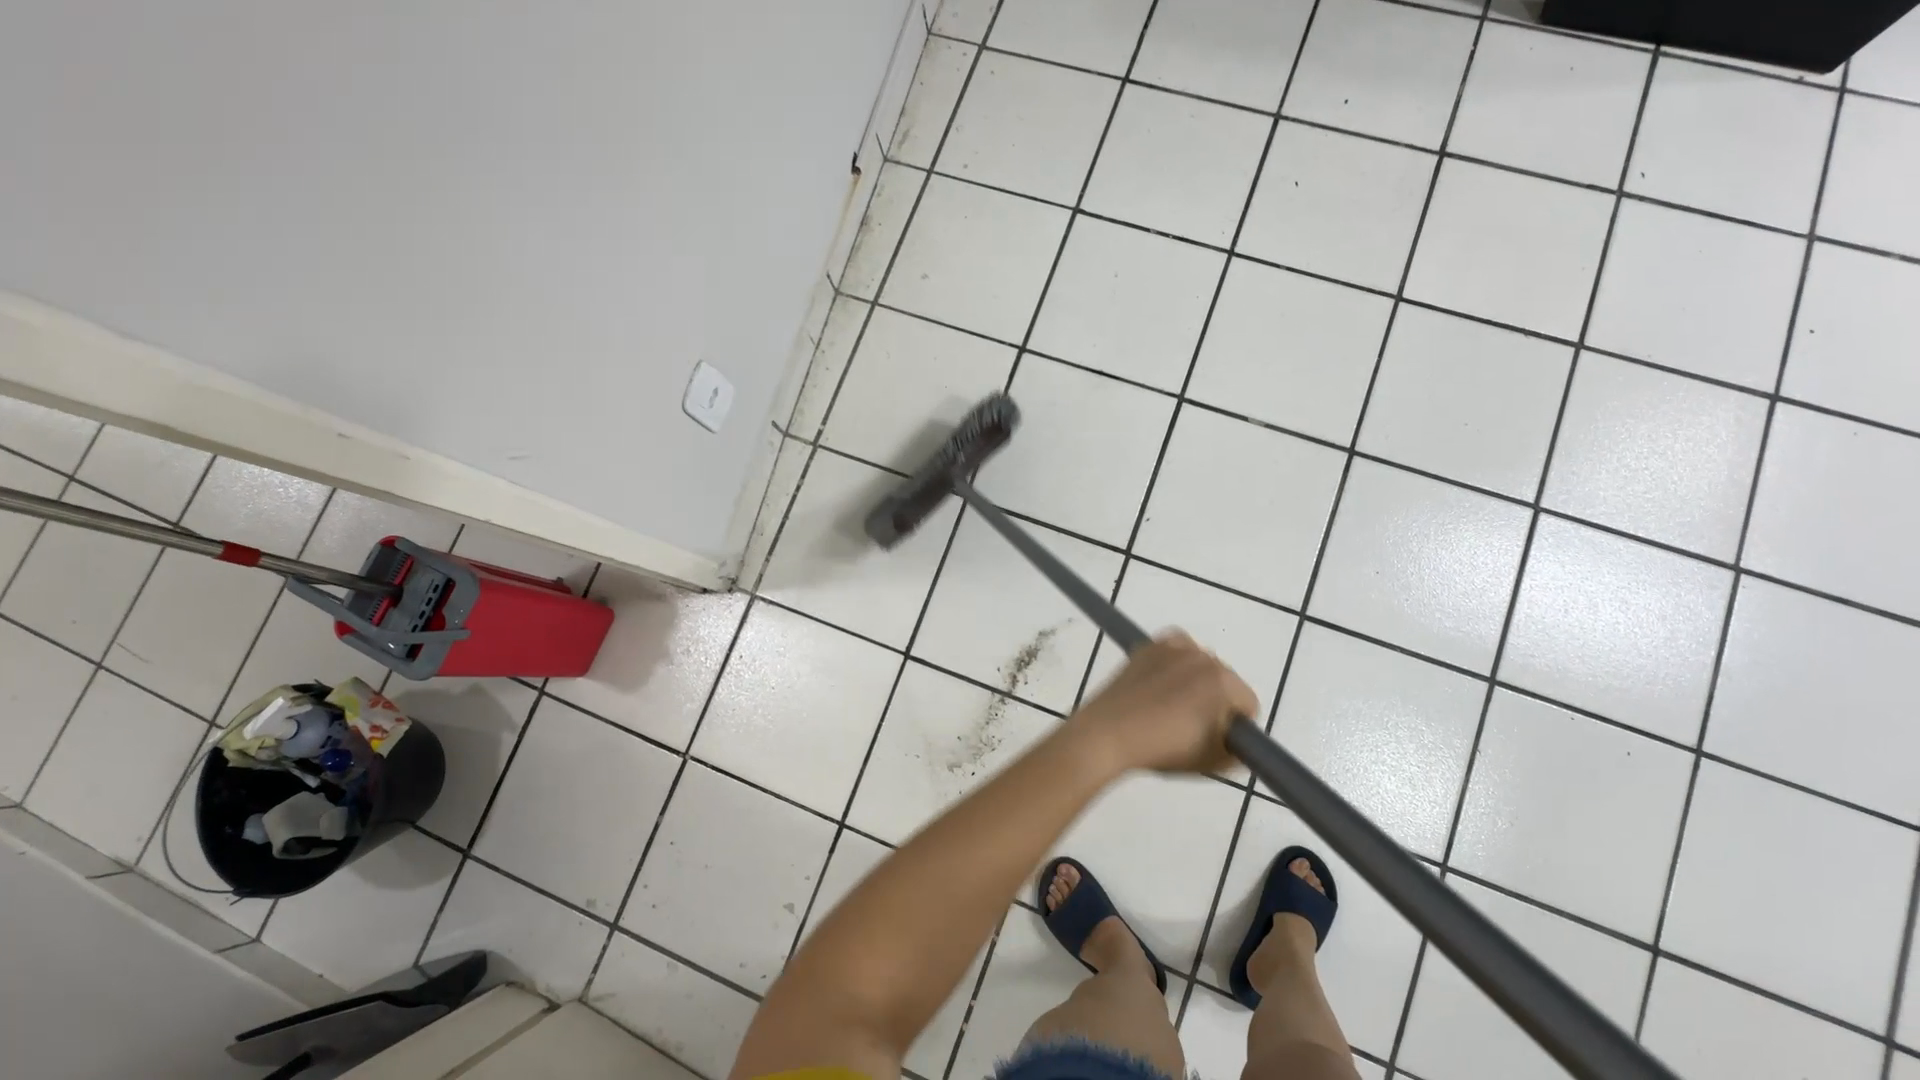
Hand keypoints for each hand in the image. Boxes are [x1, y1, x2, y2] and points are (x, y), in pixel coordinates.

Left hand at [1065, 632, 1258, 774]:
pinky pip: (1177, 646)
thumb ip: (1238, 750)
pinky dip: (1177, 659)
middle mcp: (1204, 657)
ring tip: (1172, 705)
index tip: (1214, 739)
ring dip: (1196, 680)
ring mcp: (1175, 647)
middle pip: (1226, 681)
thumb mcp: (1212, 761)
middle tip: (1190, 725)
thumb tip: (1237, 739)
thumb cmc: (1163, 749)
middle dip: (1216, 701)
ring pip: (1202, 663)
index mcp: (1224, 683)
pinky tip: (1164, 678)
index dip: (1236, 726)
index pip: (1249, 704)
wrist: (1109, 733)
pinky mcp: (1151, 645)